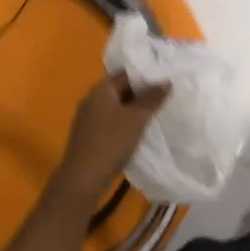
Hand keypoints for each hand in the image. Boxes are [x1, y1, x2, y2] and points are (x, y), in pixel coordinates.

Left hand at [55, 73, 169, 197]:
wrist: (83, 176)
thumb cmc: (111, 141)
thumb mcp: (137, 118)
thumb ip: (152, 98)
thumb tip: (166, 82)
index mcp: (101, 89)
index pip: (126, 74)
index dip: (146, 74)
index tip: (165, 78)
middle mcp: (91, 99)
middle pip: (120, 89)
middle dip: (142, 93)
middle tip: (166, 96)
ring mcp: (88, 118)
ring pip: (116, 107)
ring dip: (134, 109)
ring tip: (157, 112)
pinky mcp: (89, 135)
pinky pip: (111, 121)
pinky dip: (125, 122)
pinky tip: (139, 131)